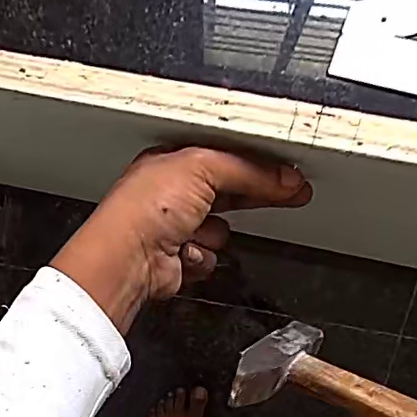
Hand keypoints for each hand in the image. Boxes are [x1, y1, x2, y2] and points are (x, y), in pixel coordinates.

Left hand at [51, 147, 311, 332]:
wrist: (127, 258)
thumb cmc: (143, 209)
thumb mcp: (203, 167)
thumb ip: (249, 170)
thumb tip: (282, 177)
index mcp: (172, 162)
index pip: (227, 157)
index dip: (259, 163)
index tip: (288, 170)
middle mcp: (171, 194)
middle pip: (229, 192)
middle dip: (253, 196)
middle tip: (289, 193)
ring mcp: (173, 228)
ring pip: (220, 231)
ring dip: (213, 234)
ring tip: (194, 231)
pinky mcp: (177, 258)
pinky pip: (209, 256)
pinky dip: (202, 256)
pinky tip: (185, 252)